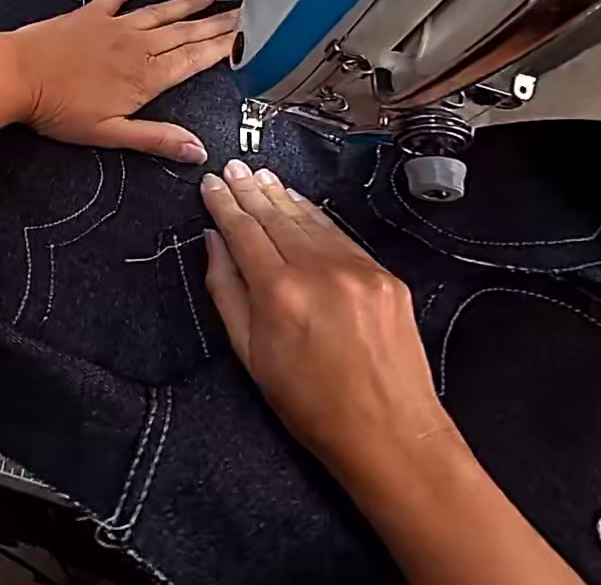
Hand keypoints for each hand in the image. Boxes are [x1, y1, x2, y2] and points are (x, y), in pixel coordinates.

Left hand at [6, 0, 236, 163]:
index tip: (246, 36)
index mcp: (147, 76)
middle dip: (218, 22)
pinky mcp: (92, 14)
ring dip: (188, 3)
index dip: (222, 47)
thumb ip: (157, 139)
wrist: (16, 75)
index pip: (194, 59)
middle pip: (186, 32)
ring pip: (162, 12)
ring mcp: (116, 26)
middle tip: (244, 11)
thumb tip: (198, 151)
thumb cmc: (60, 110)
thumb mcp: (110, 133)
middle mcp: (139, 45)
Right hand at [199, 159, 459, 474]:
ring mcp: (356, 268)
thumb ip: (227, 291)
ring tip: (260, 177)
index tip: (212, 186)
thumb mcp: (251, 356)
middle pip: (275, 216)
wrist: (388, 431)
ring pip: (308, 218)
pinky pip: (339, 233)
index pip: (243, 231)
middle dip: (249, 189)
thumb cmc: (313, 405)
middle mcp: (319, 271)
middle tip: (234, 169)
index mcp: (280, 294)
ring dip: (281, 195)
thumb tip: (214, 243)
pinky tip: (299, 203)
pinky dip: (314, 215)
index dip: (224, 204)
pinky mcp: (382, 273)